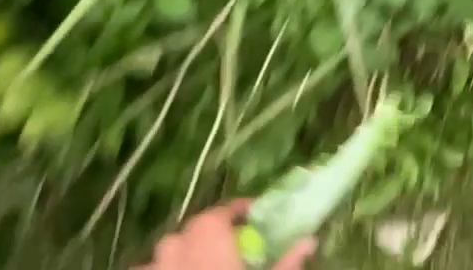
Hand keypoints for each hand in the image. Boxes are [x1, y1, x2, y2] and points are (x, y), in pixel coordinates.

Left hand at [139, 200, 315, 269]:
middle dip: (209, 230)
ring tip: (197, 263)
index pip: (221, 213)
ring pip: (163, 254)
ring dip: (177, 254)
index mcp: (211, 241)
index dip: (237, 209)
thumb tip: (310, 241)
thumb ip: (287, 263)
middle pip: (190, 230)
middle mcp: (179, 251)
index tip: (254, 214)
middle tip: (230, 242)